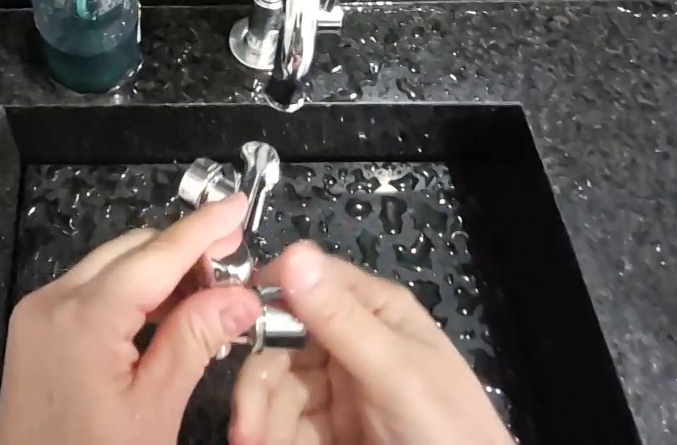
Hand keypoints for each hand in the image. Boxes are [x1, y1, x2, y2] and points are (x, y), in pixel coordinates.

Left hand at [0, 193, 263, 444]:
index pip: (157, 254)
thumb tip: (241, 295)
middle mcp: (54, 298)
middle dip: (185, 252)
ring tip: (208, 296)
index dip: (203, 227)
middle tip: (234, 270)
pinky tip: (164, 314)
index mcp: (84, 316)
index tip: (238, 201)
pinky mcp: (33, 327)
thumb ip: (196, 340)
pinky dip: (130, 292)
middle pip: (133, 251)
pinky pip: (91, 288)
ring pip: (112, 264)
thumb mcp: (155, 411)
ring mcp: (38, 311)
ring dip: (160, 272)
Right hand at [231, 242, 511, 444]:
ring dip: (262, 419)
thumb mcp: (395, 373)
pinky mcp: (331, 428)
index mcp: (372, 308)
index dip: (266, 298)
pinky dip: (273, 436)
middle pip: (281, 342)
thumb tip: (292, 251)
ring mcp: (340, 387)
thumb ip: (341, 319)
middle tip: (246, 427)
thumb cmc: (447, 432)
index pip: (306, 280)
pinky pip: (288, 423)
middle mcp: (350, 339)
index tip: (229, 323)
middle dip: (259, 383)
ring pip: (278, 387)